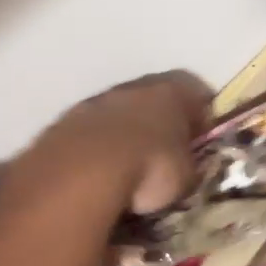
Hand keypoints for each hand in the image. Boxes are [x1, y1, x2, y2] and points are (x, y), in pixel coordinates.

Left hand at [2, 71, 212, 217]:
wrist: (79, 176)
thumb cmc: (150, 168)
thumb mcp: (187, 175)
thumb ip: (191, 165)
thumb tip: (189, 169)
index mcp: (171, 91)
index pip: (198, 93)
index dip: (204, 117)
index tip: (204, 140)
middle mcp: (132, 88)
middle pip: (154, 99)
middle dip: (162, 124)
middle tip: (168, 155)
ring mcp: (92, 104)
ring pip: (118, 115)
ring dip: (126, 136)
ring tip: (131, 170)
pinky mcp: (61, 126)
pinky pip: (89, 135)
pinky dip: (96, 151)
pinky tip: (99, 177)